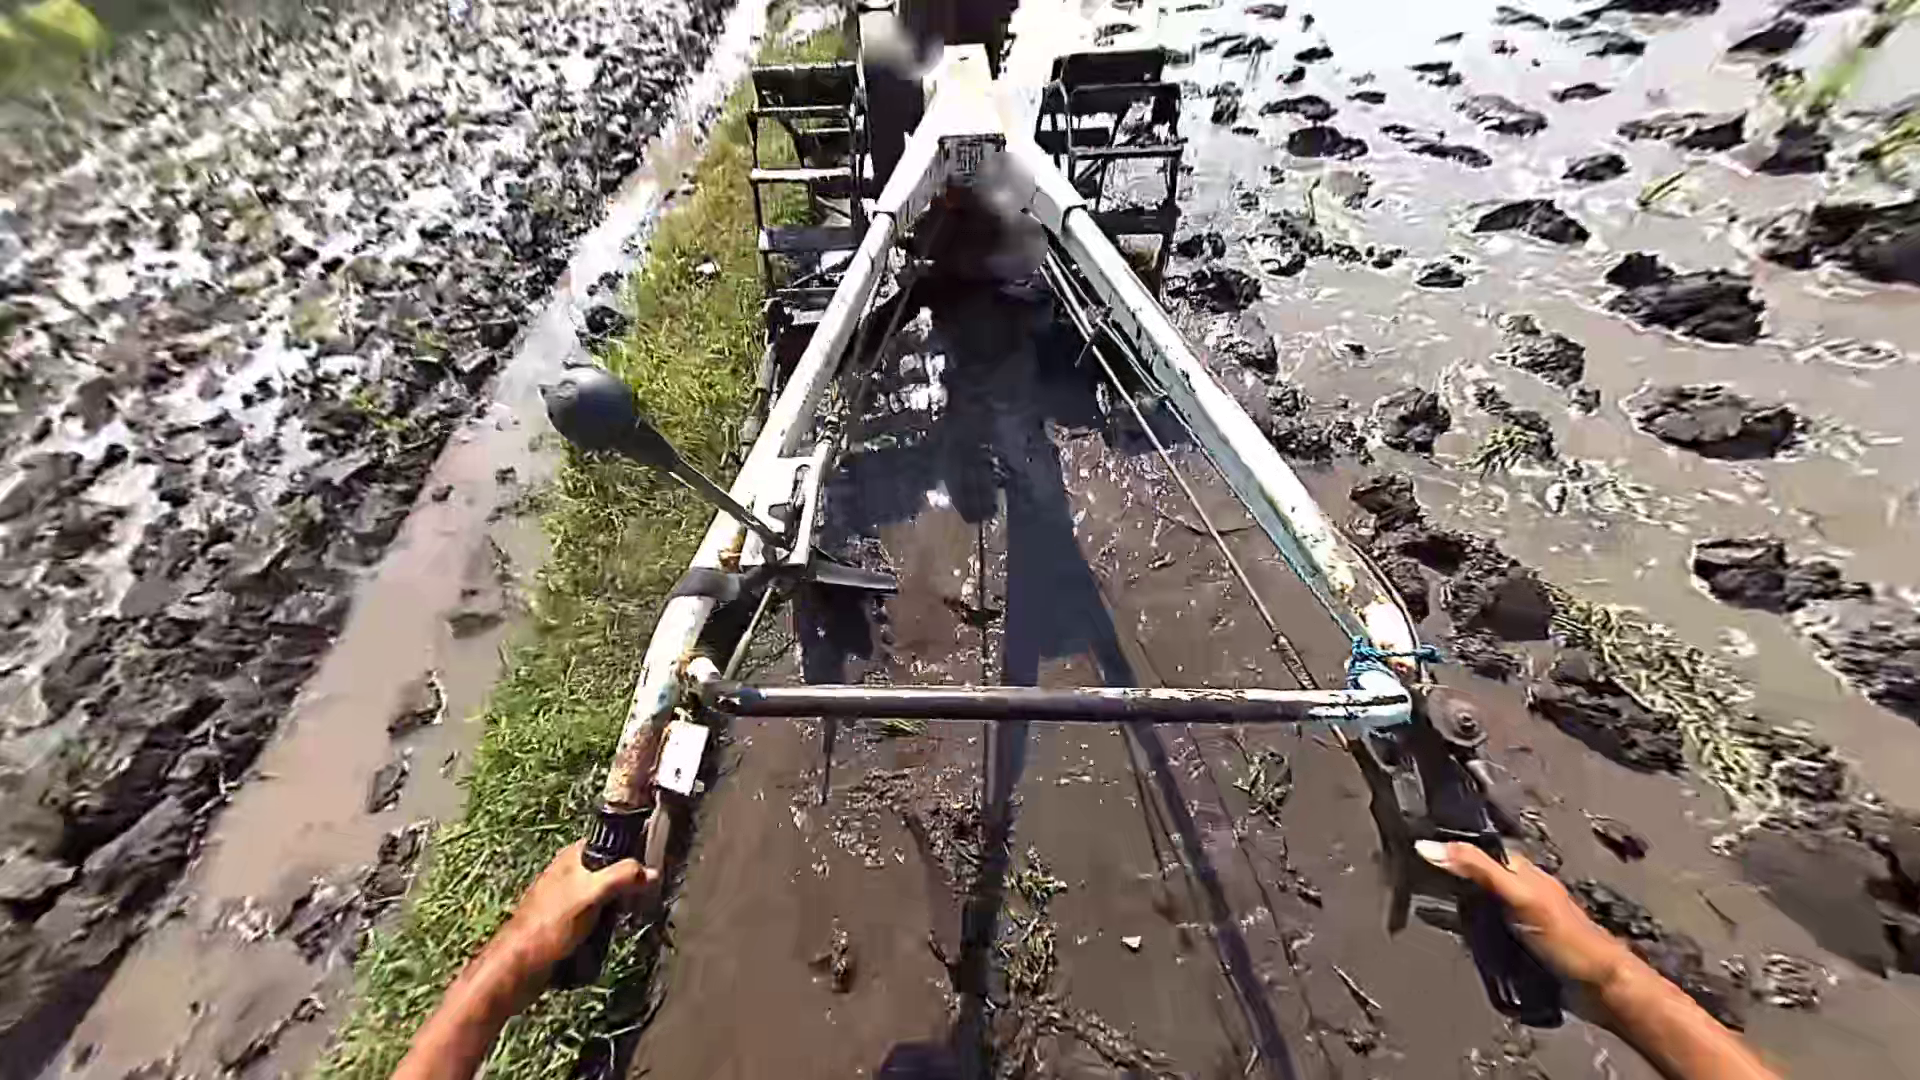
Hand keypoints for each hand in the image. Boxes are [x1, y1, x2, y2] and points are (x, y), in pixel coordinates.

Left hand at [493, 841, 656, 994]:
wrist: (512, 973)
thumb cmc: (550, 925)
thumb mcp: (592, 894)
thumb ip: (624, 876)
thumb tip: (653, 873)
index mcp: (573, 856)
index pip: (611, 839)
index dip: (631, 848)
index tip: (649, 862)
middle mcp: (569, 872)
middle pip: (611, 868)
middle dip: (626, 882)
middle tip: (639, 894)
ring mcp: (565, 898)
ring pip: (604, 893)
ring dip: (616, 905)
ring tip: (627, 916)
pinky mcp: (563, 922)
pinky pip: (594, 914)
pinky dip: (604, 921)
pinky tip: (610, 931)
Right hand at [1416, 840, 1635, 992]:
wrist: (1605, 994)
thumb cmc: (1572, 940)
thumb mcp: (1519, 895)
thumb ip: (1475, 867)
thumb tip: (1427, 846)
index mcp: (1514, 866)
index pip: (1466, 845)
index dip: (1439, 844)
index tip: (1410, 849)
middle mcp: (1509, 887)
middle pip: (1461, 874)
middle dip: (1436, 876)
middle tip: (1406, 877)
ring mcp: (1508, 915)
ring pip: (1464, 901)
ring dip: (1443, 903)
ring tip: (1414, 902)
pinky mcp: (1507, 940)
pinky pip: (1471, 927)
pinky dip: (1453, 926)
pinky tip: (1439, 926)